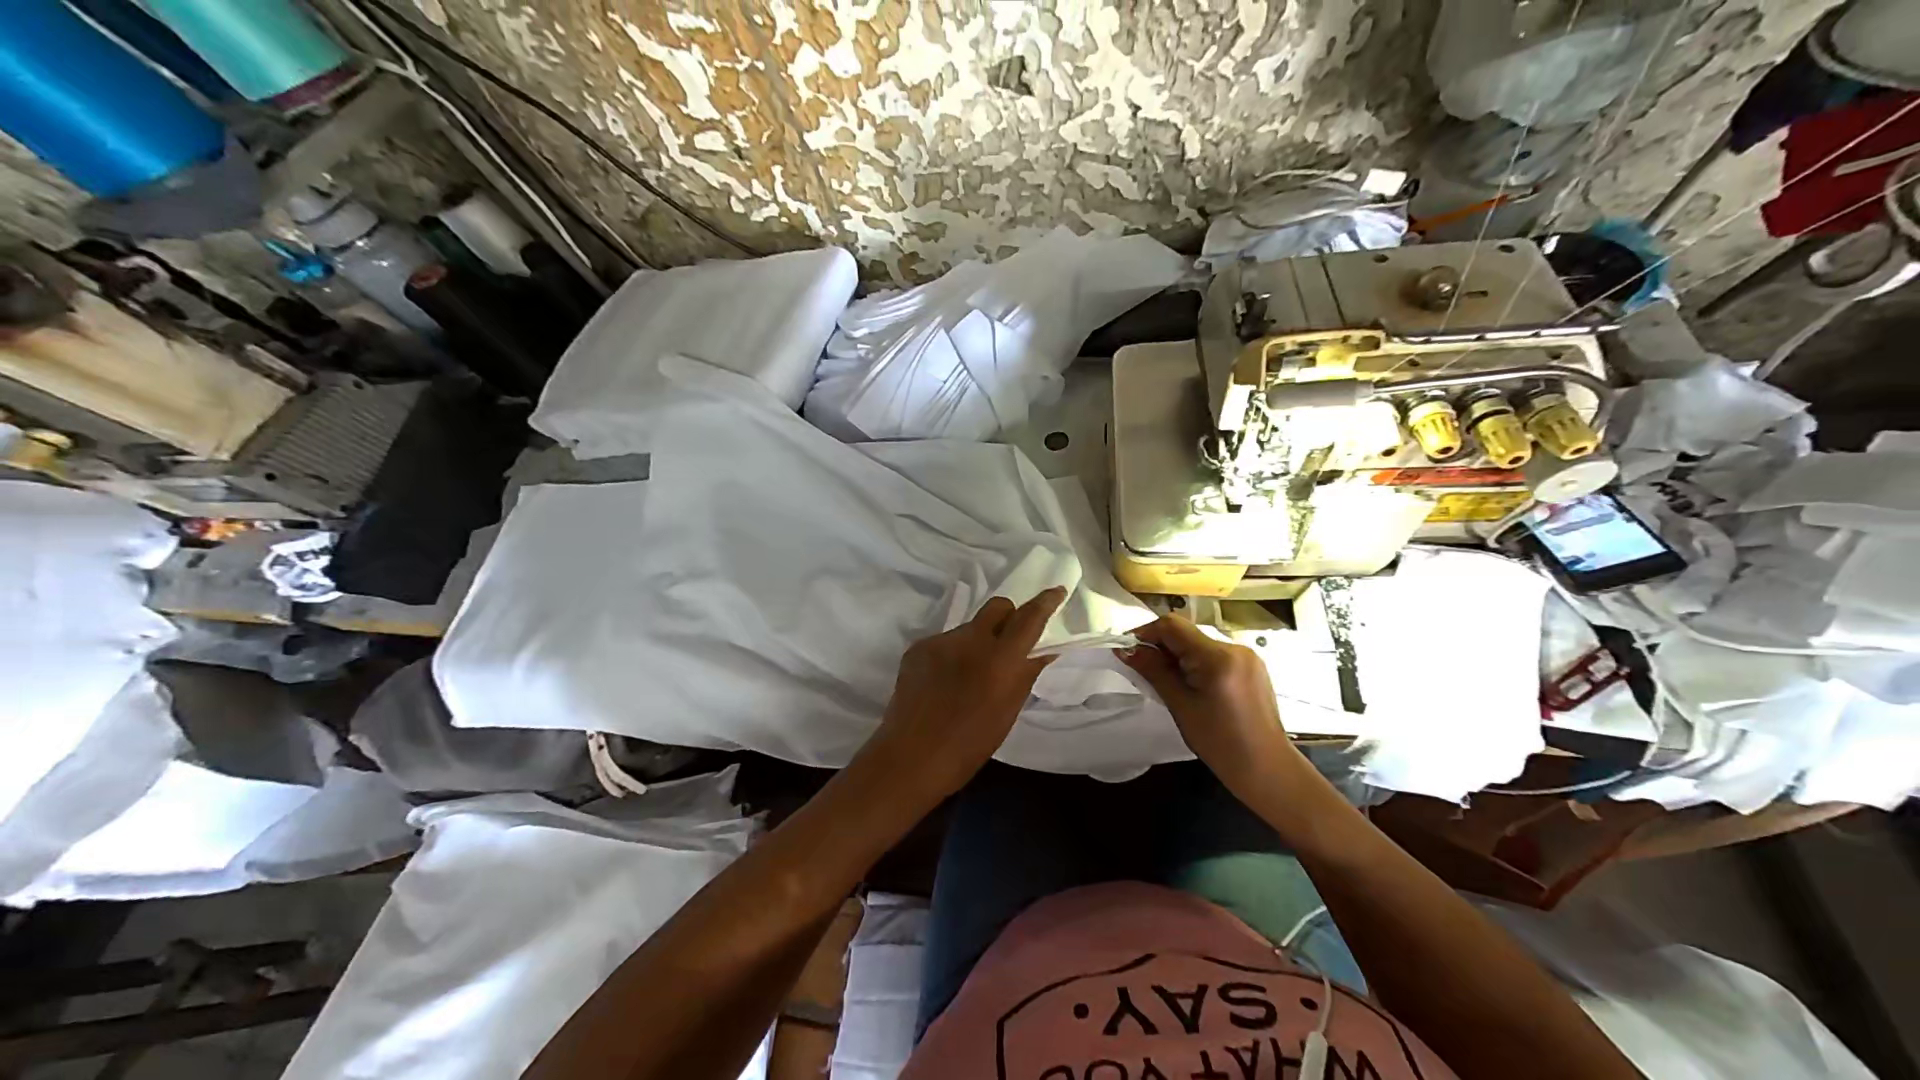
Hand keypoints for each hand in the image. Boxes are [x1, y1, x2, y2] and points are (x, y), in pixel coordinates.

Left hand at [861, 587, 1066, 800]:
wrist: (911, 757)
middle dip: (1009, 616)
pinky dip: (952, 656)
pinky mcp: (918, 648)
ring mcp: (941, 641)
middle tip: (1009, 642)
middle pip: (998, 607)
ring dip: (977, 642)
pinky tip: (945, 684)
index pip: (1029, 618)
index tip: (1056, 591)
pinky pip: (945, 642)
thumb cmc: (969, 745)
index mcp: (1000, 659)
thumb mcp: (1008, 712)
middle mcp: (971, 640)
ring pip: (969, 628)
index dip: (1046, 602)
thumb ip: (1025, 675)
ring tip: (970, 677)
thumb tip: (1042, 651)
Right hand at [1118, 615, 1299, 797]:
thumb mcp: (1180, 705)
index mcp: (1217, 656)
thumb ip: (1153, 671)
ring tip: (1169, 684)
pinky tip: (1194, 687)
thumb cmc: (1219, 742)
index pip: (1172, 626)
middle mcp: (1235, 647)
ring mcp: (1248, 656)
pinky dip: (1198, 664)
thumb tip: (1126, 650)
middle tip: (1145, 672)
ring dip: (1179, 656)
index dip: (1145, 633)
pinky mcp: (1252, 667)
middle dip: (1162, 647)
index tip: (1128, 652)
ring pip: (1200, 644)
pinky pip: (1216, 655)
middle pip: (1187, 633)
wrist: (1266, 768)